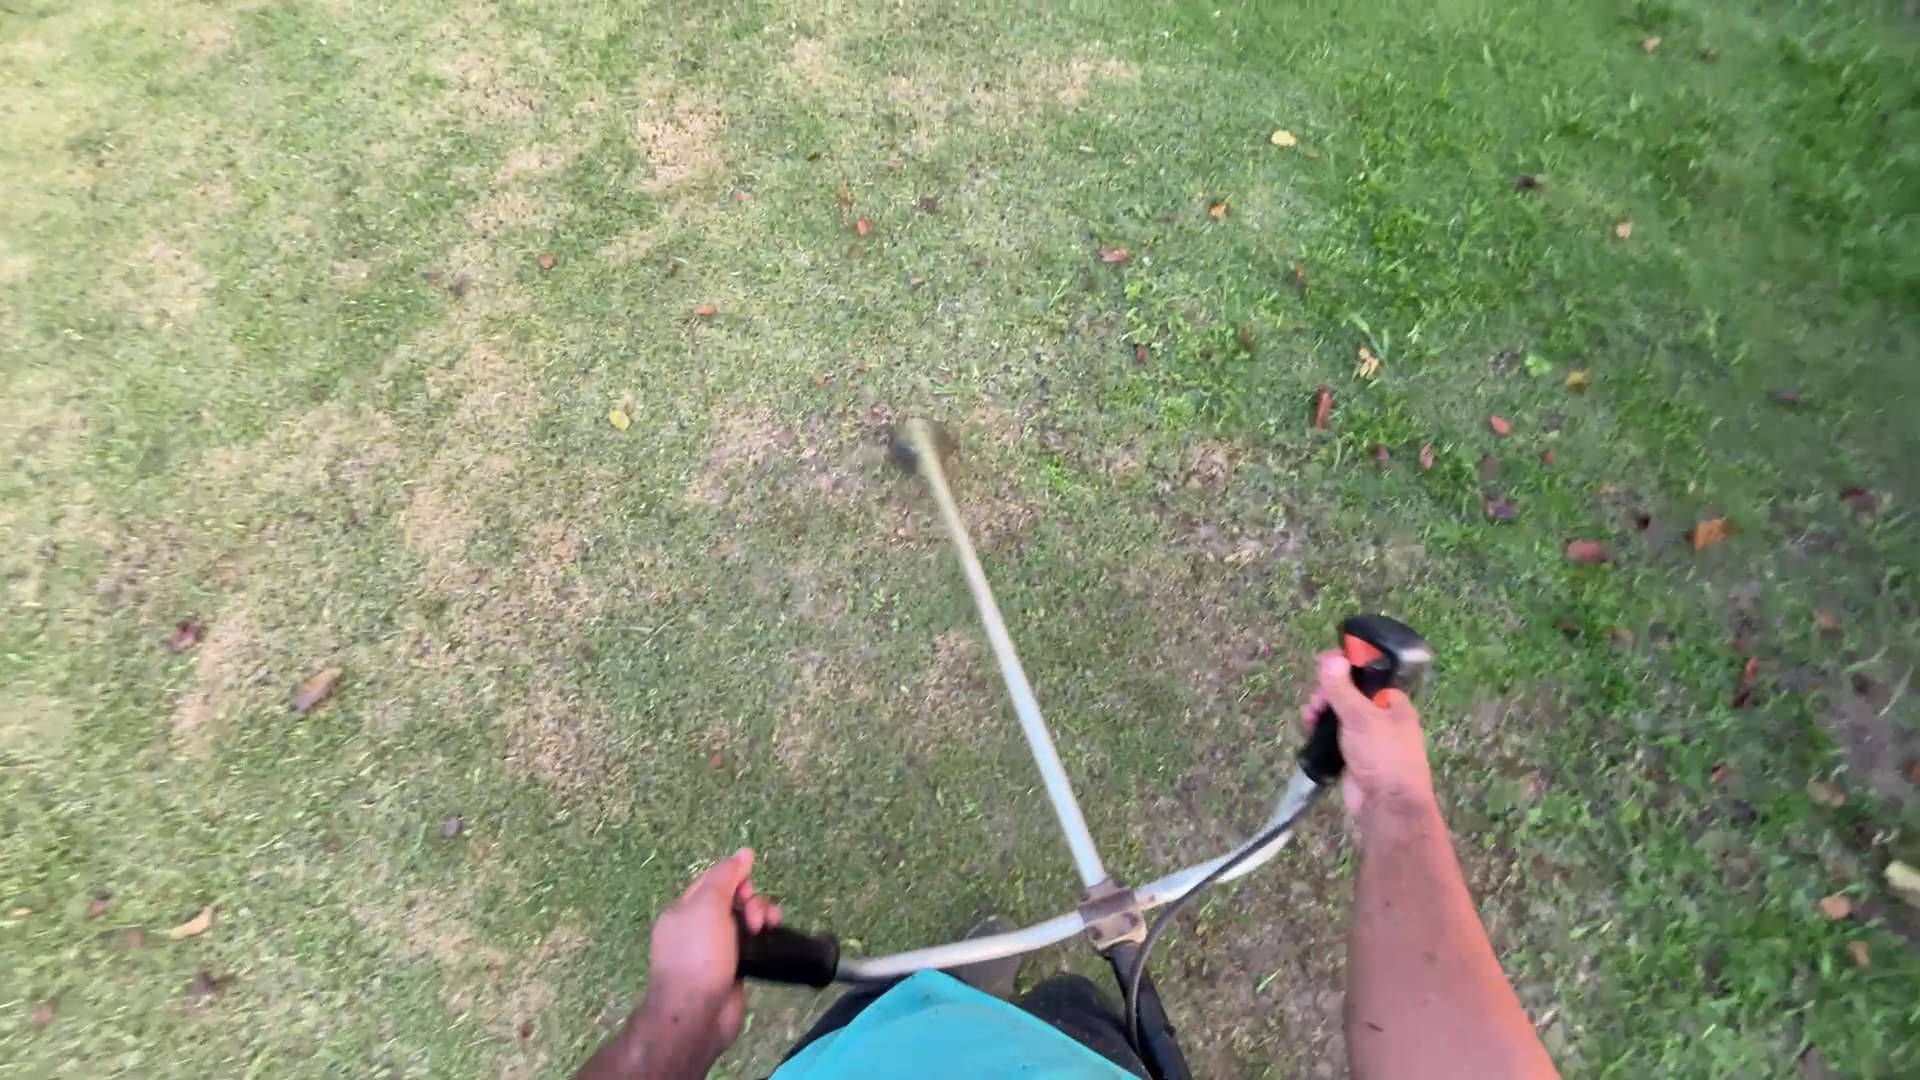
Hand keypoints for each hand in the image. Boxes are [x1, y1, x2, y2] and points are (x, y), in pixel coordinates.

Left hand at [635, 849, 781, 1071]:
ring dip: (761, 915)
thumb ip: (727, 875)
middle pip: (733, 898)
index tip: (748, 887)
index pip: (714, 880)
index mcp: (684, 910)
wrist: (696, 1015)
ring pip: (746, 919)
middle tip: (755, 916)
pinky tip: (773, 937)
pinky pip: (752, 942)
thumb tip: (745, 852)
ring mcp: (716, 949)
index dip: (735, 877)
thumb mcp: (708, 904)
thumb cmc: (698, 954)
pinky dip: (764, 937)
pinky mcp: (733, 968)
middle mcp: (698, 927)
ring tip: (767, 926)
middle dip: (751, 899)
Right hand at [1300, 651, 1433, 819]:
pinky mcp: (1351, 752)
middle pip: (1346, 691)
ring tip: (1310, 718)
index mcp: (1391, 702)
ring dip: (1319, 710)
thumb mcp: (1361, 717)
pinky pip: (1331, 731)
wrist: (1387, 806)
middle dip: (1326, 692)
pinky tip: (1310, 731)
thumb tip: (1330, 657)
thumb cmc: (1383, 756)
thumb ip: (1342, 687)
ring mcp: (1365, 735)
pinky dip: (1318, 728)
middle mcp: (1379, 715)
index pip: (1365, 672)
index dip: (1343, 665)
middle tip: (1317, 702)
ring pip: (1335, 711)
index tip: (1321, 665)